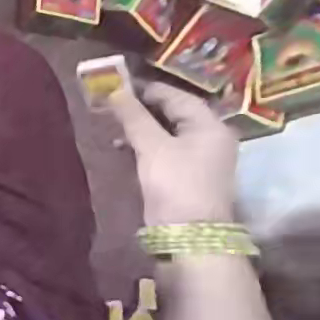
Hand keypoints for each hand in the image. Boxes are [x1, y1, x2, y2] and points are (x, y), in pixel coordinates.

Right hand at [106, 84, 238, 225]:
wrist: (187, 234)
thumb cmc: (175, 184)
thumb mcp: (152, 148)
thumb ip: (134, 118)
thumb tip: (115, 91)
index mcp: (209, 125)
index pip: (176, 96)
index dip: (146, 89)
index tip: (116, 86)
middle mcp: (208, 136)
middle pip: (172, 112)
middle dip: (140, 108)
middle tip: (109, 104)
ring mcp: (197, 156)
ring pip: (165, 131)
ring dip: (139, 127)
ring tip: (111, 126)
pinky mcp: (183, 173)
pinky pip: (162, 149)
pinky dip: (143, 144)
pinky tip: (121, 146)